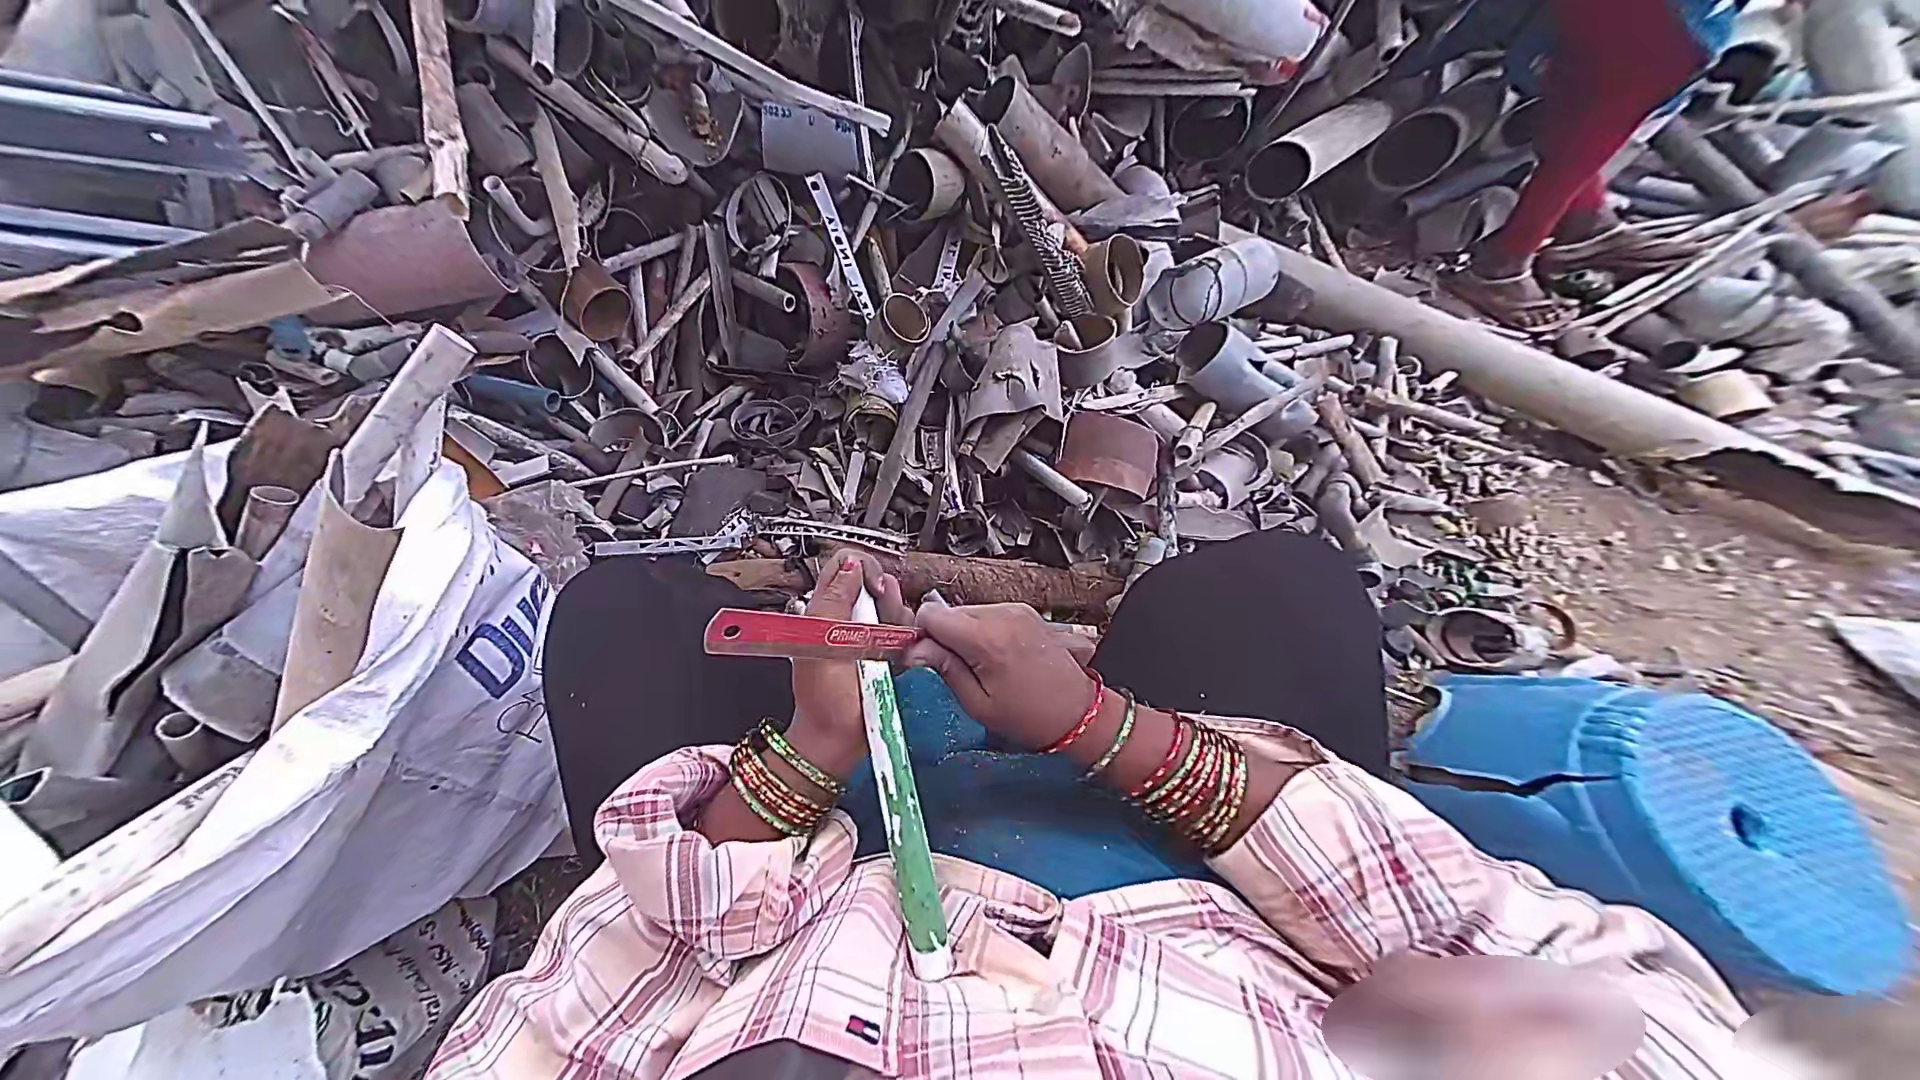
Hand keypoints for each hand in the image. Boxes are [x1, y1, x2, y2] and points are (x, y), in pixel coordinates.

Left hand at [787, 550, 910, 769]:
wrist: (839, 736)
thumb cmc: (822, 697)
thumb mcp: (820, 641)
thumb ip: (835, 598)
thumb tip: (852, 564)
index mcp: (823, 607)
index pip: (843, 563)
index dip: (861, 566)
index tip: (871, 586)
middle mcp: (848, 615)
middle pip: (874, 581)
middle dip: (884, 595)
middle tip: (879, 617)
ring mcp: (869, 633)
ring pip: (893, 605)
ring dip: (896, 617)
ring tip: (888, 640)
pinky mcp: (888, 650)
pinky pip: (905, 629)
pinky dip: (908, 634)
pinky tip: (901, 649)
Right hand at [901, 603, 1097, 750]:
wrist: (1079, 713)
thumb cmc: (1030, 717)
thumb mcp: (978, 704)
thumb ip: (945, 669)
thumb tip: (914, 649)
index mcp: (986, 639)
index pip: (931, 614)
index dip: (923, 635)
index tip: (928, 657)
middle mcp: (1001, 615)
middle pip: (948, 612)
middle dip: (945, 637)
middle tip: (958, 669)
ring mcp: (1016, 610)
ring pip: (967, 612)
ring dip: (964, 634)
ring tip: (983, 666)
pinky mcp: (1025, 611)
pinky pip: (987, 614)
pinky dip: (983, 631)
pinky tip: (996, 656)